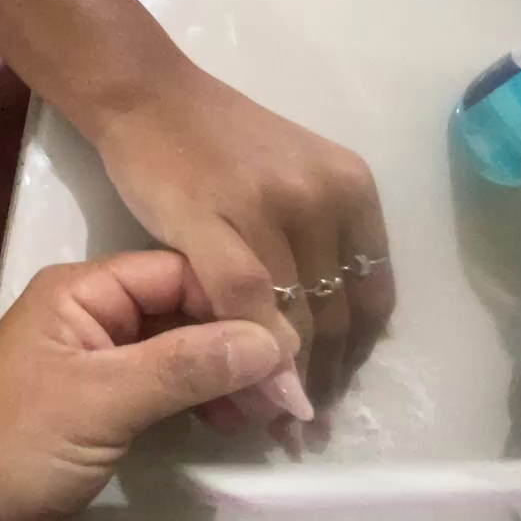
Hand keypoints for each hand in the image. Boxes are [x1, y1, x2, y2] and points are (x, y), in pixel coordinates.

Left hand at [0, 252, 282, 520]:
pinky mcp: (108, 399)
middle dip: (238, 347)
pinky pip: (168, 384)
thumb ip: (185, 366)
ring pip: (182, 350)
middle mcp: (94, 311)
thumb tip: (273, 342)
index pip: (178, 272)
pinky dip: (203, 399)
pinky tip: (234, 420)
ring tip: (269, 415)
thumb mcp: (101, 401)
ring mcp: (101, 356)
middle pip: (185, 311)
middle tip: (289, 395)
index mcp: (82, 289)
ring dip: (226, 376)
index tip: (292, 348)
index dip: (236, 305)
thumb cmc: (15, 447)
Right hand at [92, 69, 392, 426]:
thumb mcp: (284, 184)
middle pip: (339, 313)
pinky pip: (246, 301)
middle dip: (326, 380)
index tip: (333, 392)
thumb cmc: (211, 140)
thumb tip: (314, 329)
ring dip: (291, 380)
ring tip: (278, 420)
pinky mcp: (213, 217)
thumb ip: (310, 246)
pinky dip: (253, 352)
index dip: (358, 357)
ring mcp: (270, 205)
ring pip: (297, 317)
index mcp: (351, 188)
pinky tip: (249, 390)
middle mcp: (324, 196)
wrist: (146, 96)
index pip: (374, 294)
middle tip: (306, 425)